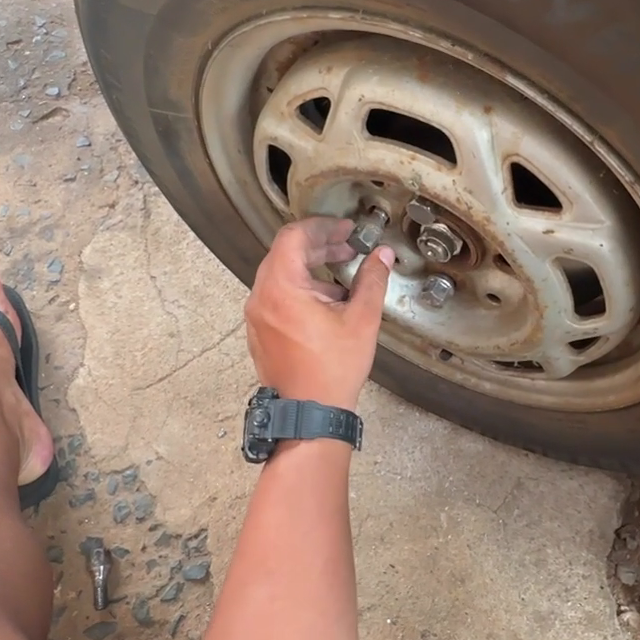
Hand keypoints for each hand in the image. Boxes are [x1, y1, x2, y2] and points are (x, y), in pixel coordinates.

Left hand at [244, 217, 394, 410]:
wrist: (310, 412)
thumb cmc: (331, 371)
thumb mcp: (361, 319)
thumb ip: (372, 280)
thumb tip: (382, 256)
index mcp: (281, 288)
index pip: (295, 237)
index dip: (323, 226)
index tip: (345, 228)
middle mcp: (261, 298)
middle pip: (286, 254)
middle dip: (319, 246)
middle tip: (347, 246)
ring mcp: (257, 316)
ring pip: (281, 275)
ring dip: (311, 268)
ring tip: (342, 277)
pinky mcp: (261, 332)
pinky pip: (277, 297)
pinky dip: (300, 289)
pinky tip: (327, 302)